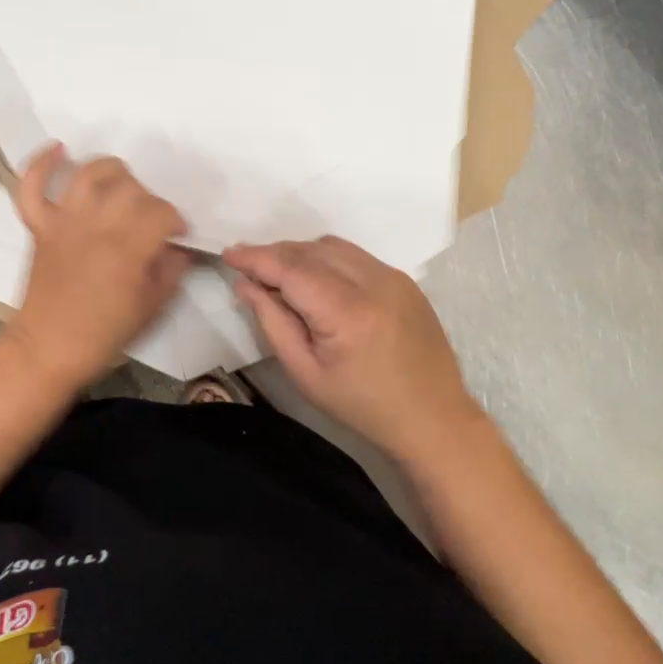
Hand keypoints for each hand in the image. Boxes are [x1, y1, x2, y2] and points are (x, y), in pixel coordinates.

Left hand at [7, 144, 190, 386]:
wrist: (47, 349)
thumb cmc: (103, 334)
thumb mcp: (150, 308)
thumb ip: (170, 272)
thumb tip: (179, 248)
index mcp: (127, 248)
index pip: (160, 212)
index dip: (175, 219)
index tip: (177, 234)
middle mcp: (95, 226)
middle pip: (129, 189)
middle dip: (149, 198)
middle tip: (151, 219)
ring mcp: (63, 223)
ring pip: (87, 175)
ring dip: (109, 168)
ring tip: (122, 177)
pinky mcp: (40, 227)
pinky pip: (32, 187)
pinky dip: (41, 164)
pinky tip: (59, 149)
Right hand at [225, 237, 481, 459]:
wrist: (433, 417)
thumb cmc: (363, 406)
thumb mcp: (306, 373)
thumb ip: (273, 323)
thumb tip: (246, 285)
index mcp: (347, 313)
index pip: (291, 269)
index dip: (256, 258)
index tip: (229, 255)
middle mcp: (373, 283)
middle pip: (310, 250)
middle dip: (274, 253)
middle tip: (247, 267)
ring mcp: (393, 277)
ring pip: (333, 246)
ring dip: (300, 253)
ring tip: (279, 274)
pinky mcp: (404, 279)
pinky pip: (355, 255)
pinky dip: (327, 259)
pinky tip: (316, 281)